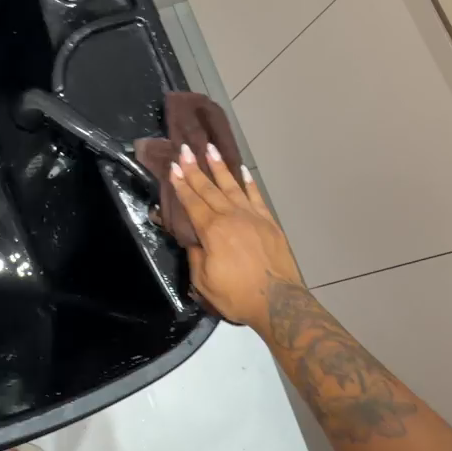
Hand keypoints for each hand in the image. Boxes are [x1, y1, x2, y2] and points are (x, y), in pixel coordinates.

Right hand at [167, 143, 302, 333]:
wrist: (278, 302)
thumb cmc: (237, 295)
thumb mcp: (204, 282)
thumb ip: (196, 256)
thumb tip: (193, 241)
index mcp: (212, 231)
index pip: (192, 202)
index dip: (181, 184)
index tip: (173, 166)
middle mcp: (231, 217)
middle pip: (209, 189)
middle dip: (195, 168)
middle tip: (185, 149)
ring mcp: (252, 217)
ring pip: (232, 186)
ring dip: (219, 167)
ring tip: (210, 148)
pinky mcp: (268, 222)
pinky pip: (256, 196)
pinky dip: (248, 182)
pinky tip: (242, 170)